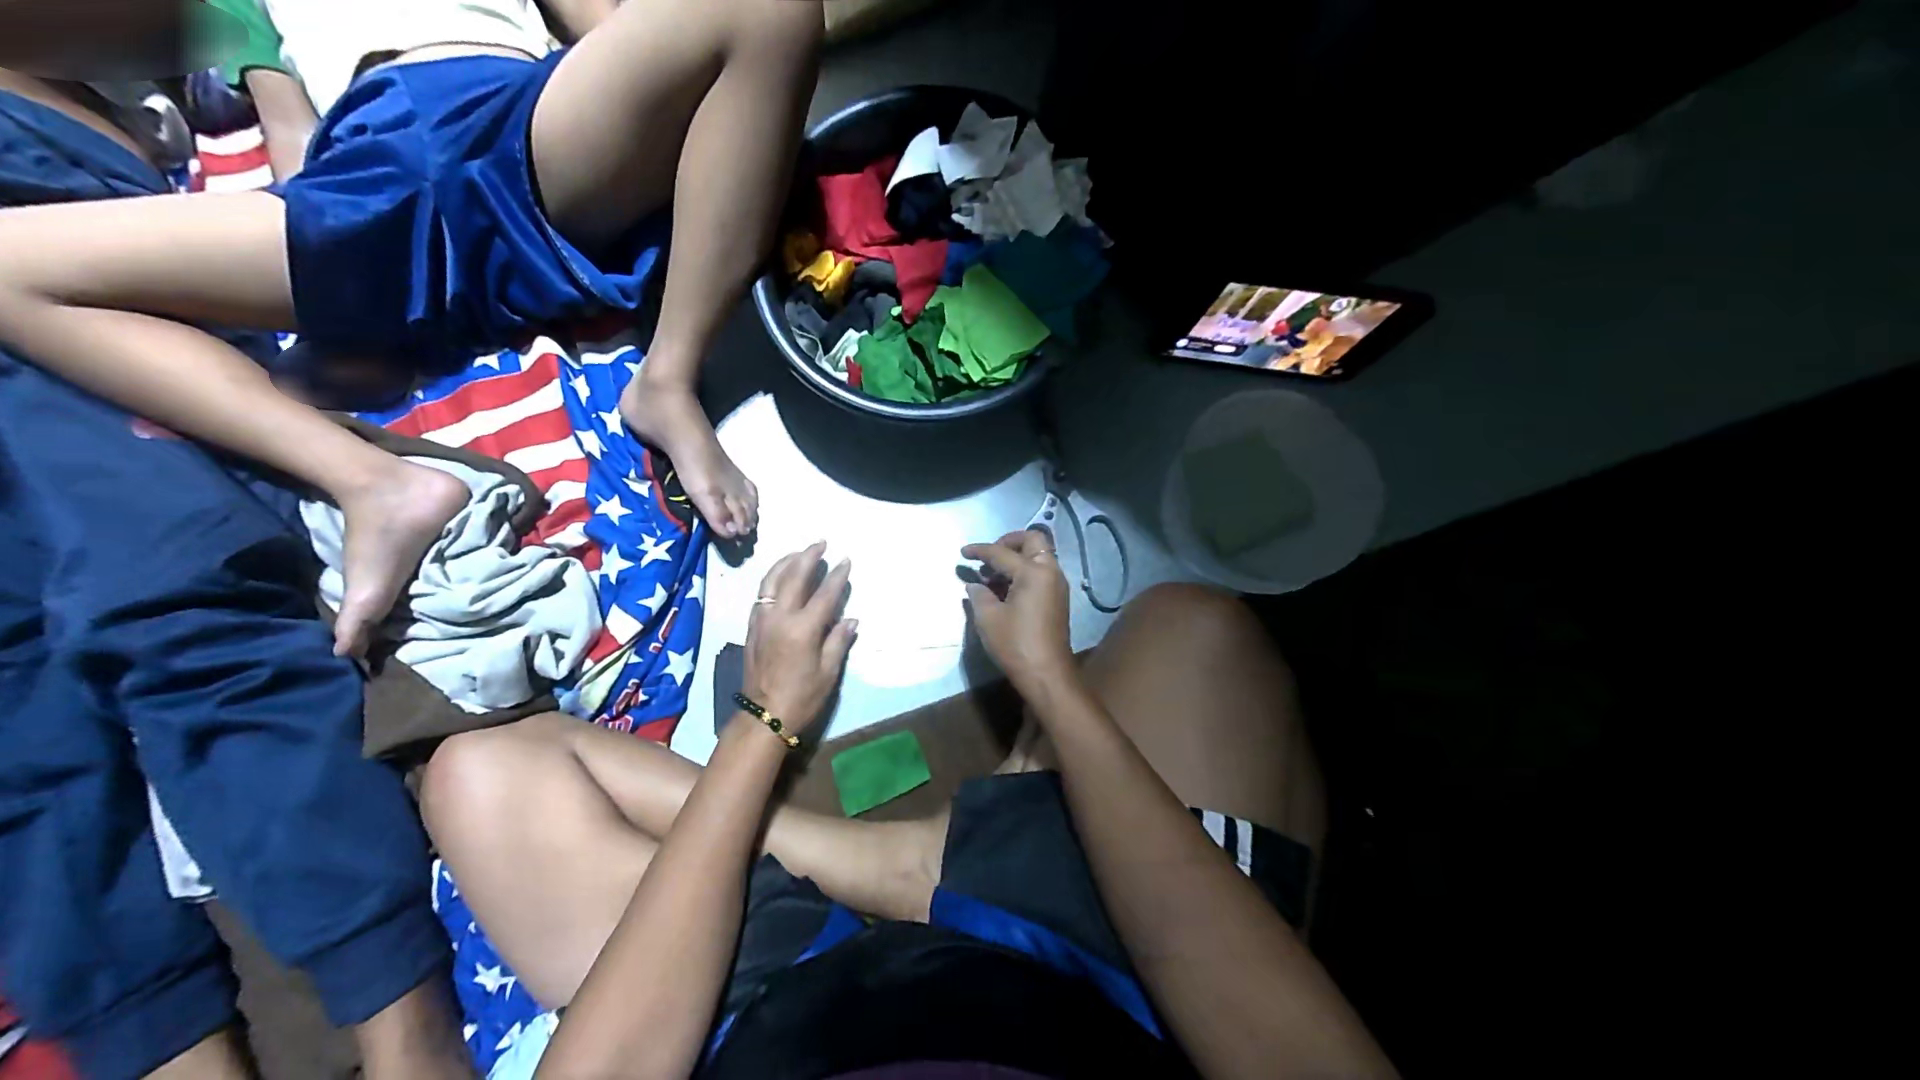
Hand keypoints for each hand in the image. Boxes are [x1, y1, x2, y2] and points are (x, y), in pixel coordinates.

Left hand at [742, 542, 856, 733]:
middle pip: (795, 577)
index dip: (836, 576)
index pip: (824, 594)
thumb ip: (839, 640)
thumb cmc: (802, 697)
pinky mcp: (752, 626)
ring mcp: (762, 620)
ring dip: (787, 562)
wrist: (763, 715)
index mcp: (803, 628)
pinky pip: (762, 593)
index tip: (845, 560)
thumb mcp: (829, 671)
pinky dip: (773, 578)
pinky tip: (781, 576)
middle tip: (821, 543)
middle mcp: (780, 617)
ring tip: (800, 552)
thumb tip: (851, 618)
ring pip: (772, 581)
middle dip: (809, 557)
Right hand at [962, 529, 1072, 691]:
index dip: (980, 550)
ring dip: (1016, 559)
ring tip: (992, 577)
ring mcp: (1057, 585)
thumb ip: (979, 594)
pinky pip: (1041, 573)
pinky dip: (1024, 572)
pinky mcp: (1058, 599)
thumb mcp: (988, 618)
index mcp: (1034, 572)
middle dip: (1008, 542)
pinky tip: (1005, 590)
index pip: (1001, 553)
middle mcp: (1050, 572)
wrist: (1046, 674)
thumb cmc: (1015, 644)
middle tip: (988, 557)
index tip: (963, 552)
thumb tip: (975, 585)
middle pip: (1032, 540)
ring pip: (1038, 557)